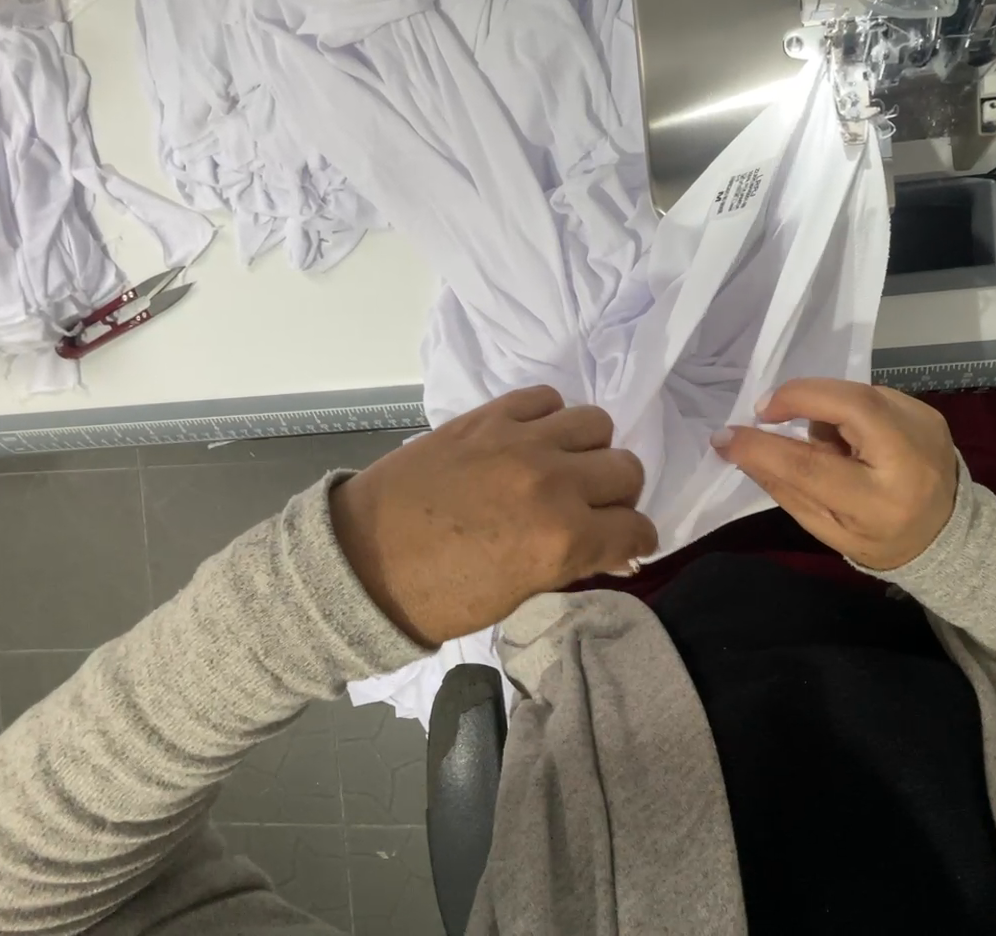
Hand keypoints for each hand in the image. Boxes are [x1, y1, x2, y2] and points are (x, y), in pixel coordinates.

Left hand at [330, 386, 656, 645]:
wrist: (359, 561)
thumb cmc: (439, 597)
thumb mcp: (518, 594)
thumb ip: (572, 562)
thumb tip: (612, 549)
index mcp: (562, 539)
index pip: (636, 528)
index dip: (636, 541)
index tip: (626, 543)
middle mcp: (553, 482)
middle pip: (627, 470)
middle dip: (619, 496)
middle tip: (594, 508)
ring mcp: (521, 441)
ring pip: (596, 423)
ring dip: (589, 450)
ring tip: (564, 467)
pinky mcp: (488, 416)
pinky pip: (546, 397)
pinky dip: (550, 418)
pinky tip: (533, 440)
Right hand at [712, 379, 958, 571]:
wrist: (951, 536)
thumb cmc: (880, 539)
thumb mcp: (827, 528)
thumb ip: (784, 487)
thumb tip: (739, 448)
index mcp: (879, 503)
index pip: (810, 466)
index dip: (763, 447)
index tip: (725, 437)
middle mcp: (908, 458)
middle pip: (848, 405)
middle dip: (798, 396)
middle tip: (766, 411)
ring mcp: (923, 427)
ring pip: (856, 394)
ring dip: (822, 404)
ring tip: (820, 438)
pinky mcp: (927, 410)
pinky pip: (870, 395)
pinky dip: (846, 407)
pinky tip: (850, 434)